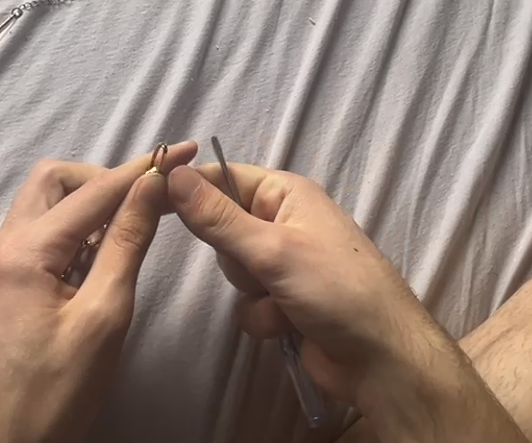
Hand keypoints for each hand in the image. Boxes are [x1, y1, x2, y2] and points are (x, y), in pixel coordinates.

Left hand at [0, 141, 197, 442]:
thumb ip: (128, 242)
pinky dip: (74, 233)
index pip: (96, 189)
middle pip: (56, 181)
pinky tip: (96, 263)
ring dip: (89, 206)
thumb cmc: (50, 398)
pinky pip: (40, 236)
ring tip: (124, 236)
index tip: (185, 149)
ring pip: (45, 206)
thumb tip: (152, 182)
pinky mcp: (2, 290)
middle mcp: (4, 247)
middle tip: (142, 204)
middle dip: (104, 180)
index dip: (145, 166)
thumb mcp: (103, 317)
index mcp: (26, 251)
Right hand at [166, 163, 527, 441]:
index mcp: (286, 193)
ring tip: (283, 299)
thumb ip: (218, 217)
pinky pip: (248, 304)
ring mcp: (284, 263)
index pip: (226, 177)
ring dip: (251, 292)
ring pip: (234, 271)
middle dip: (235, 257)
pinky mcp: (284, 301)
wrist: (378, 356)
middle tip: (258, 265)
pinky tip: (290, 326)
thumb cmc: (333, 286)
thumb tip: (174, 174)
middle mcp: (284, 221)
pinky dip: (263, 318)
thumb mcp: (271, 248)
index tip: (153, 194)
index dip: (193, 187)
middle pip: (225, 228)